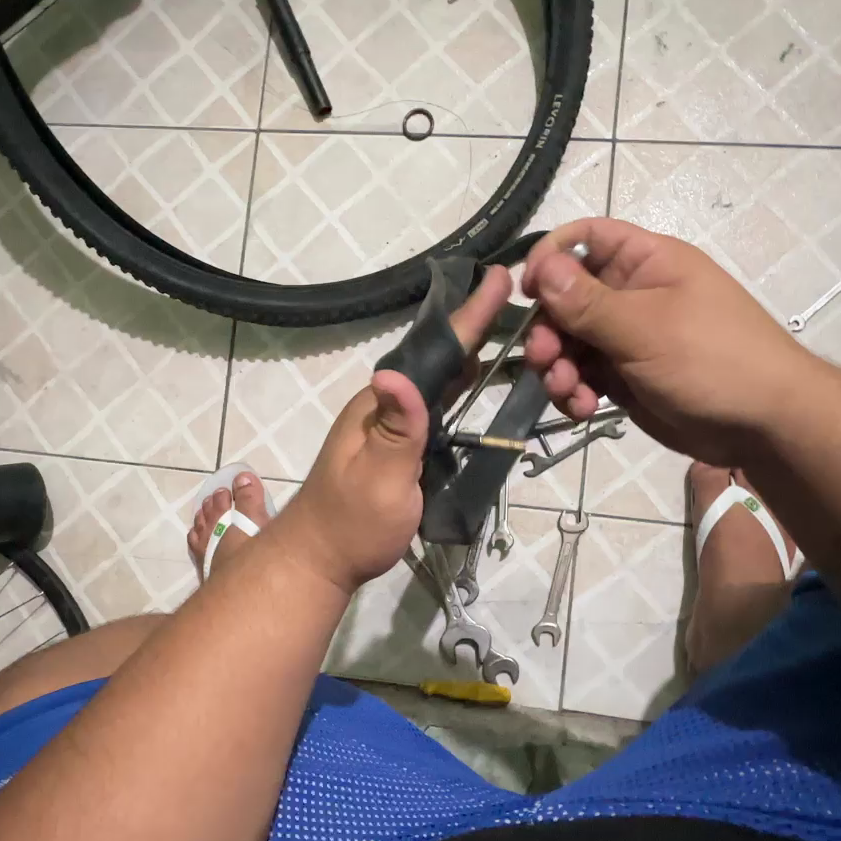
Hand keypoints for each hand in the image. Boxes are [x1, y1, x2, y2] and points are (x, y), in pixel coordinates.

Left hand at [272, 266, 513, 590]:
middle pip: (438, 359)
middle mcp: (387, 406)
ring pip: (439, 381)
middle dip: (477, 328)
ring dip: (473, 355)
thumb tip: (394, 372)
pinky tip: (484, 384)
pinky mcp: (402, 448)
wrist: (321, 559)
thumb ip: (394, 429)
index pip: (432, 353)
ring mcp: (393, 427)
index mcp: (381, 405)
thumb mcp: (377, 478)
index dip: (468, 319)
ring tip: (512, 331)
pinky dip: (464, 388)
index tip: (498, 281)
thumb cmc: (352, 524)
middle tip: (518, 300)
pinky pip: (439, 407)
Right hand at [520, 218, 828, 464]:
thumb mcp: (646, 327)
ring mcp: (626, 338)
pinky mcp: (624, 377)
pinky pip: (583, 376)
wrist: (763, 426)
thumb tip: (541, 268)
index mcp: (646, 263)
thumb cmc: (713, 360)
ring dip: (558, 367)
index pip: (586, 238)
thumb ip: (588, 301)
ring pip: (569, 342)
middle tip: (545, 358)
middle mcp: (632, 295)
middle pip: (565, 298)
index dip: (551, 257)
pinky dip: (575, 392)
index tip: (529, 291)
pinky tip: (583, 409)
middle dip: (548, 329)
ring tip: (567, 392)